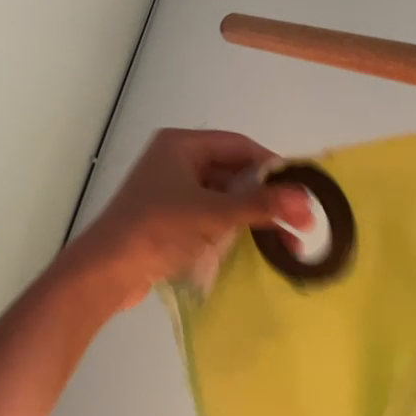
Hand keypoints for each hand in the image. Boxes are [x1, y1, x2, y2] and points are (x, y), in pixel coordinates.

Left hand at [67, 128, 311, 308]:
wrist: (107, 270)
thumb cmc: (158, 230)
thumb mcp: (213, 214)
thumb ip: (261, 206)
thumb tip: (308, 202)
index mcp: (180, 144)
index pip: (238, 145)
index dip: (272, 165)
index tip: (303, 189)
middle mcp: (175, 160)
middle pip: (231, 170)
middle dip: (264, 194)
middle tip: (299, 219)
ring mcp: (169, 189)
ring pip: (222, 194)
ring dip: (250, 213)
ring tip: (284, 238)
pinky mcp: (168, 217)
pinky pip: (208, 213)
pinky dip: (230, 226)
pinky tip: (252, 245)